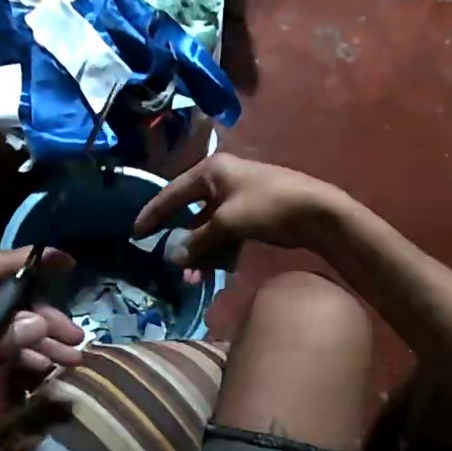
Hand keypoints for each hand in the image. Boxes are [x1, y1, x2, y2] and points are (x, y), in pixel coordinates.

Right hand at [132, 154, 359, 279]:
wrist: (314, 212)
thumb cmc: (267, 206)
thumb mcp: (227, 222)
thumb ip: (199, 240)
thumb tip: (175, 257)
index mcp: (211, 171)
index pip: (173, 193)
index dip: (154, 214)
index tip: (137, 233)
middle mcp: (221, 181)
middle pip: (192, 215)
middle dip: (184, 245)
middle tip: (176, 269)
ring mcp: (237, 200)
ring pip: (210, 230)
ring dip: (202, 254)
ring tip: (195, 279)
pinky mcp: (251, 217)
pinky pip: (226, 236)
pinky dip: (220, 253)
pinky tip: (218, 272)